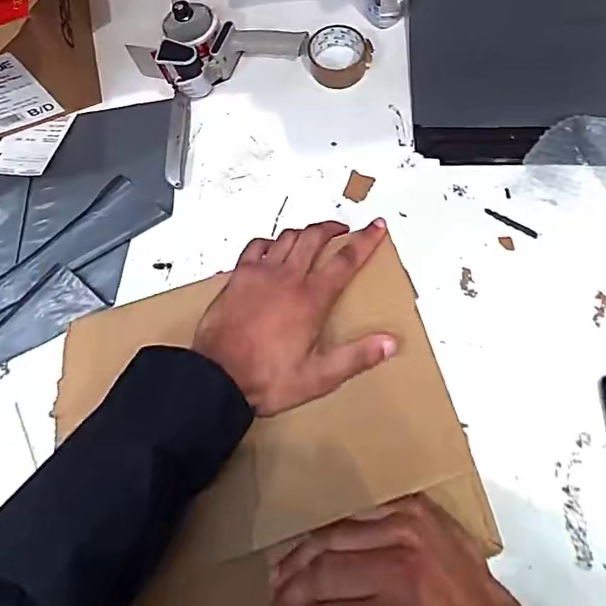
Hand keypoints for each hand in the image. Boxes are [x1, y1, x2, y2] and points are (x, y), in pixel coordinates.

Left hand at [192, 219, 398, 416]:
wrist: (216, 379)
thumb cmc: (266, 379)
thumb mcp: (319, 376)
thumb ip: (356, 357)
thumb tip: (389, 343)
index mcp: (311, 298)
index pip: (346, 260)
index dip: (365, 240)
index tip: (376, 226)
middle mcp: (288, 278)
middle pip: (315, 238)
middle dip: (333, 228)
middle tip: (343, 229)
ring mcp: (261, 274)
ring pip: (288, 238)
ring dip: (305, 232)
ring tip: (313, 236)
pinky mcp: (238, 278)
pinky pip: (255, 247)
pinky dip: (269, 242)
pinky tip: (272, 247)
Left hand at [266, 495, 547, 605]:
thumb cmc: (470, 589)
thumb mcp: (442, 536)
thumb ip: (403, 522)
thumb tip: (351, 526)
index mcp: (411, 514)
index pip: (341, 524)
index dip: (307, 545)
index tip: (290, 559)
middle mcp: (402, 538)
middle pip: (326, 551)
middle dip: (292, 575)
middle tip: (276, 591)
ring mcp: (396, 579)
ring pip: (324, 587)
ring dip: (294, 605)